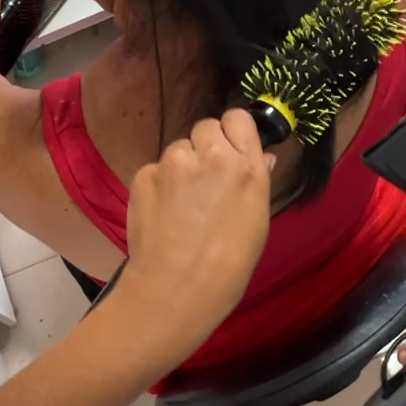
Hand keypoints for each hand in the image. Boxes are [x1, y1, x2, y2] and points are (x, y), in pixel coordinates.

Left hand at [116, 110, 273, 359]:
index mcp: (247, 167)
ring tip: (182, 204)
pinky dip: (159, 185)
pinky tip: (163, 214)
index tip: (231, 150)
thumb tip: (261, 158)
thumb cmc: (229, 266)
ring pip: (179, 148)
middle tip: (206, 181)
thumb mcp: (256, 223)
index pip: (238, 118)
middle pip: (207, 127)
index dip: (233, 133)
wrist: (176, 288)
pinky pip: (155, 168)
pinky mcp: (144, 175)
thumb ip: (255, 181)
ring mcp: (174, 163)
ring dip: (182, 166)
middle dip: (206, 148)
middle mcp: (212, 156)